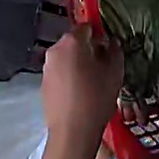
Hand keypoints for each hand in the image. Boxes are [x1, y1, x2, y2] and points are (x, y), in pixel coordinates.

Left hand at [42, 25, 123, 152]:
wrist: (72, 131)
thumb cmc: (96, 97)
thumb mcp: (115, 71)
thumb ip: (114, 50)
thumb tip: (111, 43)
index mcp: (72, 41)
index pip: (87, 27)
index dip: (100, 34)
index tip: (109, 47)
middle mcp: (55, 50)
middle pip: (74, 42)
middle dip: (89, 49)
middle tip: (104, 64)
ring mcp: (47, 67)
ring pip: (67, 58)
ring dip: (79, 63)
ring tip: (93, 81)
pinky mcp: (43, 83)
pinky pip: (60, 72)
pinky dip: (70, 76)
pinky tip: (81, 92)